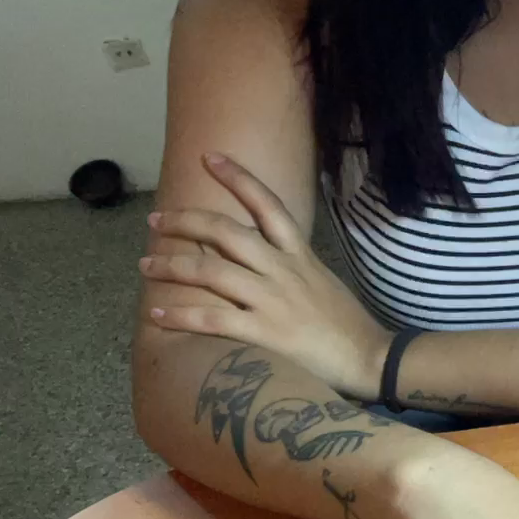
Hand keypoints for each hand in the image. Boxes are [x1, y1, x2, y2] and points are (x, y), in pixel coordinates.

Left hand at [141, 153, 390, 397]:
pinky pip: (213, 319)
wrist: (373, 360)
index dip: (237, 178)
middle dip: (184, 222)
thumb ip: (297, 269)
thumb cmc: (352, 328)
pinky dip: (181, 314)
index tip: (208, 157)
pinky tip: (157, 312)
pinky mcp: (267, 333)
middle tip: (155, 221)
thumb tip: (267, 261)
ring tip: (145, 265)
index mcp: (301, 257)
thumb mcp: (326, 284)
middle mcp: (284, 272)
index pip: (269, 206)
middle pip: (225, 233)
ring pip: (210, 272)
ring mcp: (274, 301)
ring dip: (171, 265)